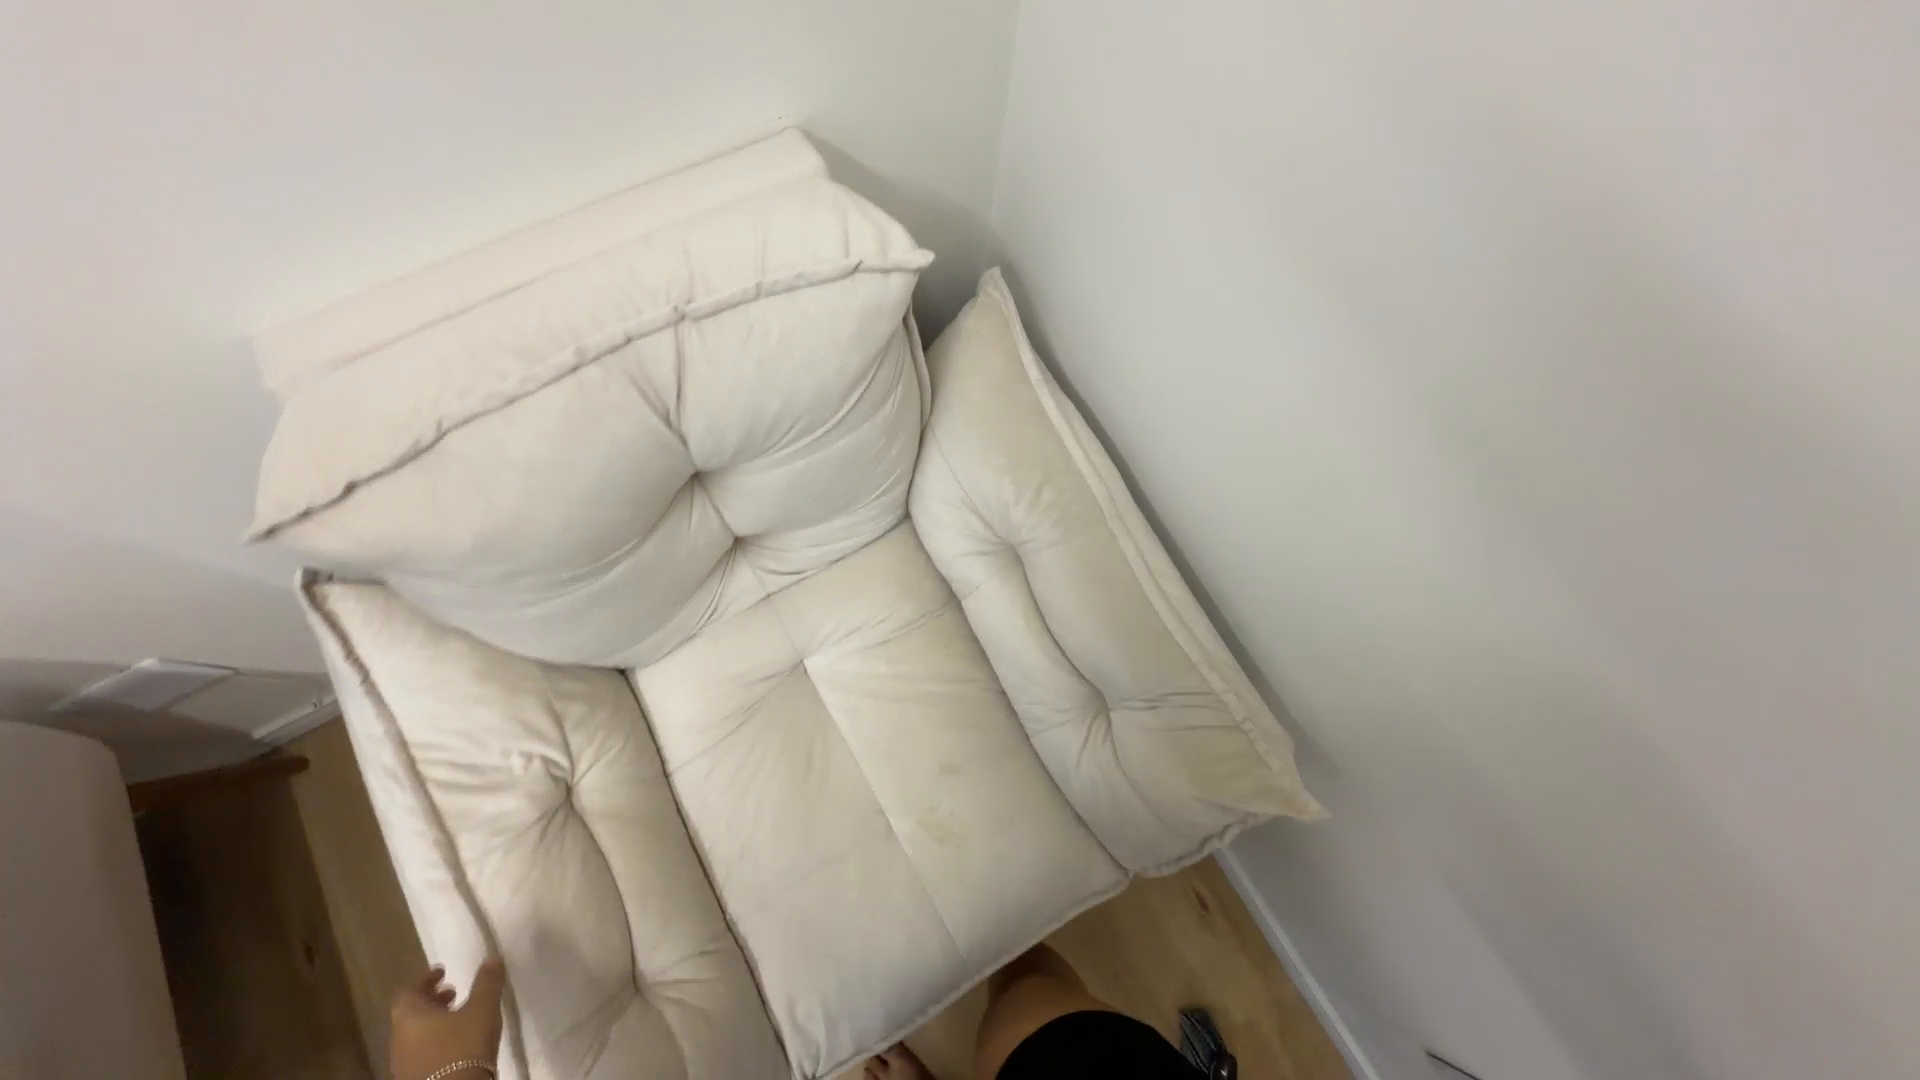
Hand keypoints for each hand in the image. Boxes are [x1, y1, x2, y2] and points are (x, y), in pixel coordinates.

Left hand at [390, 957, 507, 1079]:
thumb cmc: (464, 1045)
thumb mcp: (483, 1008)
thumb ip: (487, 982)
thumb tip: (492, 958)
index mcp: (410, 1018)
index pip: (407, 992)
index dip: (424, 979)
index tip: (443, 971)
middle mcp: (400, 1040)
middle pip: (409, 1013)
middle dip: (432, 999)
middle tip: (454, 991)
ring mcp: (404, 1063)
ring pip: (415, 1033)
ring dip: (434, 1020)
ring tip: (460, 1015)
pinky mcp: (415, 1078)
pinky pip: (420, 1051)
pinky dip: (435, 1038)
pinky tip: (457, 1040)